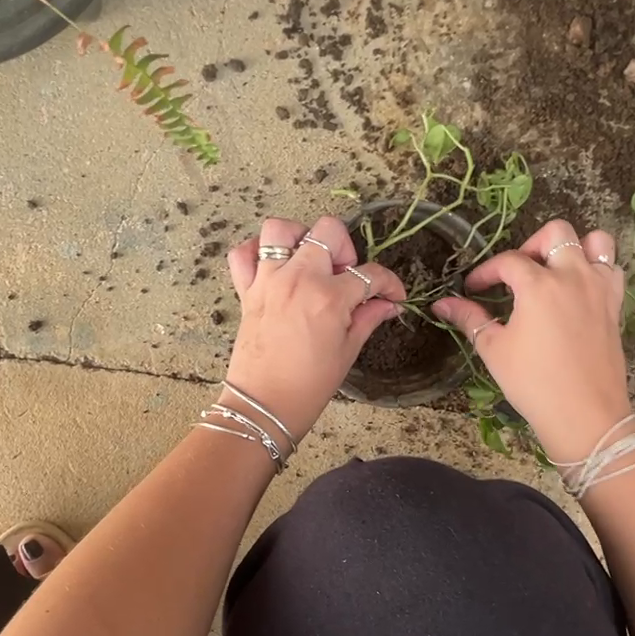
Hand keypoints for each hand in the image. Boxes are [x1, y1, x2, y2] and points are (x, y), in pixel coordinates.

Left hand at [224, 216, 405, 443]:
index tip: (392, 296)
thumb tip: (388, 305)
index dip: (388, 284)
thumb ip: (367, 319)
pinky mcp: (246, 291)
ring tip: (309, 263)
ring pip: (279, 229)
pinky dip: (255, 252)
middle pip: (328, 232)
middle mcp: (298, 279)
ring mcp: (268, 281)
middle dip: (345, 248)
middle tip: (345, 276)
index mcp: (329, 297)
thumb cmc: (308, 386)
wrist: (263, 406)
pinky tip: (273, 269)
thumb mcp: (347, 352)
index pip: (370, 274)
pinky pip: (242, 253)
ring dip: (299, 238)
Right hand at [432, 220, 631, 460]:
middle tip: (516, 273)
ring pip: (594, 241)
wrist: (584, 413)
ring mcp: (599, 287)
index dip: (486, 272)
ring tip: (553, 271)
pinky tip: (578, 289)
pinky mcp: (615, 304)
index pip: (508, 261)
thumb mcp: (494, 350)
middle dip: (531, 245)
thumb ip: (470, 319)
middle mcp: (572, 276)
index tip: (473, 288)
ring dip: (572, 248)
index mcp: (539, 285)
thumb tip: (441, 304)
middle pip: (555, 233)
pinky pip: (611, 268)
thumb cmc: (533, 383)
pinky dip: (595, 268)